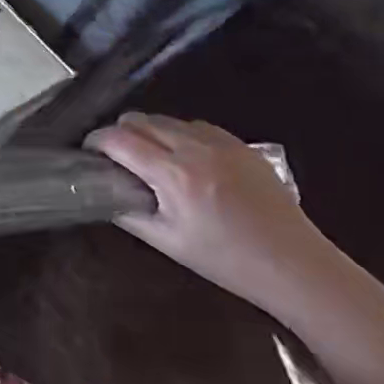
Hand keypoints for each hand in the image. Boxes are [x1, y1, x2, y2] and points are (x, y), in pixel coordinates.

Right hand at [88, 112, 332, 307]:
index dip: (96, 142)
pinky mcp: (240, 143)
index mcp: (174, 174)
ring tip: (151, 161)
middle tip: (116, 160)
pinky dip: (179, 135)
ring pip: (166, 119)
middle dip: (119, 134)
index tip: (88, 154)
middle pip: (139, 119)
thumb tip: (103, 193)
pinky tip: (185, 161)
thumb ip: (128, 212)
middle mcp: (194, 148)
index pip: (119, 139)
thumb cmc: (226, 260)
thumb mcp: (168, 242)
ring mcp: (221, 141)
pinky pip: (195, 126)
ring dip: (149, 132)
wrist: (294, 264)